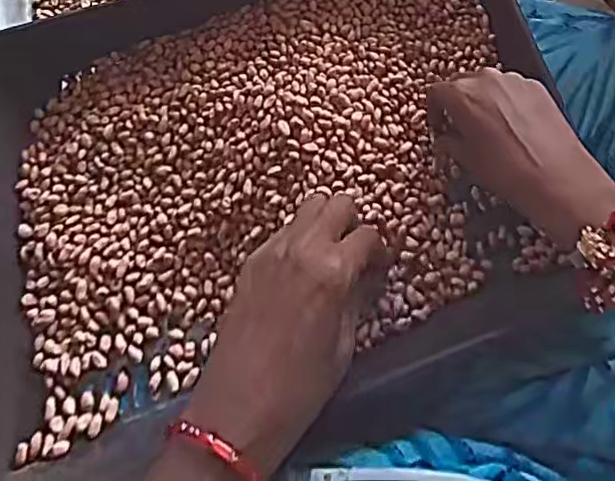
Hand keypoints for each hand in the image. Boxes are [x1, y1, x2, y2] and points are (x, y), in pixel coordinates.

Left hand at [178, 193, 386, 475]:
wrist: (235, 411)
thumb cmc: (299, 389)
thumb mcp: (344, 345)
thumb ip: (357, 297)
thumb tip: (368, 274)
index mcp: (333, 270)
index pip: (368, 234)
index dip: (379, 249)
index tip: (379, 265)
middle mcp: (303, 247)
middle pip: (338, 202)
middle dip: (352, 221)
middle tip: (354, 250)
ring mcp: (273, 249)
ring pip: (309, 207)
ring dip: (324, 222)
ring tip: (328, 254)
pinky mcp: (252, 259)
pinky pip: (284, 230)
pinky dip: (299, 238)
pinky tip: (299, 269)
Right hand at [427, 69, 614, 247]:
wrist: (560, 179)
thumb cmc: (508, 172)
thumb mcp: (468, 160)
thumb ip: (450, 140)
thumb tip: (446, 135)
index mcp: (462, 94)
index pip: (436, 92)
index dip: (434, 110)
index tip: (439, 126)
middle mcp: (486, 78)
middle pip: (462, 83)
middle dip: (458, 103)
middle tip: (462, 127)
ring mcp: (514, 79)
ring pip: (488, 83)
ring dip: (484, 99)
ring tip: (491, 127)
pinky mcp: (537, 86)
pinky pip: (512, 88)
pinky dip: (508, 100)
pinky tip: (515, 125)